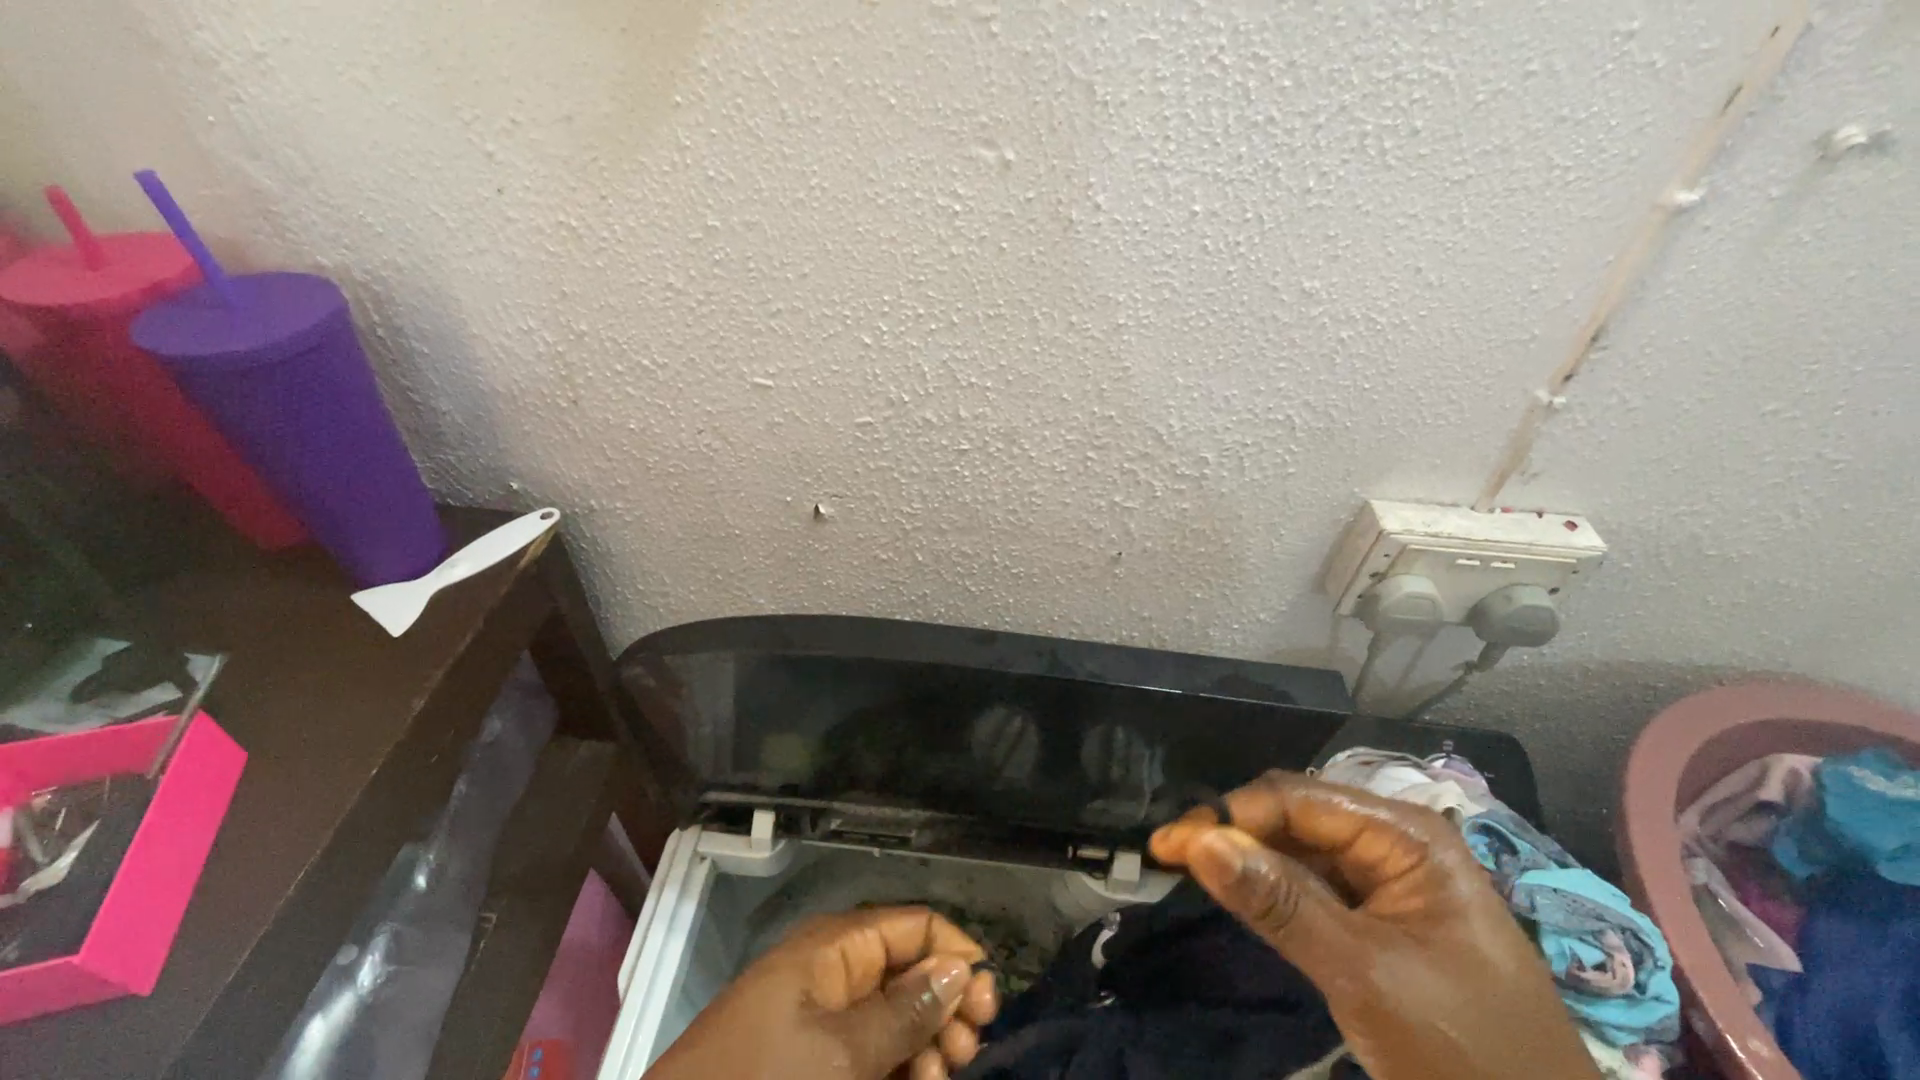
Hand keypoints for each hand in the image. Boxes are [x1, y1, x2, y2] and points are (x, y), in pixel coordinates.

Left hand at [644, 906, 999, 1079]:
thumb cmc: (764, 1078)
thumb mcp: (842, 1052)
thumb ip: (906, 1011)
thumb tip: (960, 968)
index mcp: (837, 947)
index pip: (916, 925)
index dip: (957, 956)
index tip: (988, 1008)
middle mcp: (835, 971)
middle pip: (911, 969)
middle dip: (947, 1006)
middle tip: (967, 1053)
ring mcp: (824, 1016)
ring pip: (897, 1014)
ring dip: (928, 1043)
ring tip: (937, 1077)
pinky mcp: (815, 1056)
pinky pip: (872, 1047)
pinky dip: (900, 1064)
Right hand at [1151, 771, 1601, 1079]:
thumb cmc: (1463, 1046)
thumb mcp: (1364, 972)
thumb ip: (1279, 902)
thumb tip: (1196, 841)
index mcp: (1404, 834)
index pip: (1295, 797)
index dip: (1228, 815)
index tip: (1167, 846)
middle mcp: (1394, 844)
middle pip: (1294, 818)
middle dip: (1233, 833)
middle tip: (1168, 862)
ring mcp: (1388, 885)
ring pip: (1298, 854)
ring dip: (1246, 861)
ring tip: (1188, 874)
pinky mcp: (1379, 925)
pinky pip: (1313, 892)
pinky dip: (1270, 893)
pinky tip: (1237, 897)